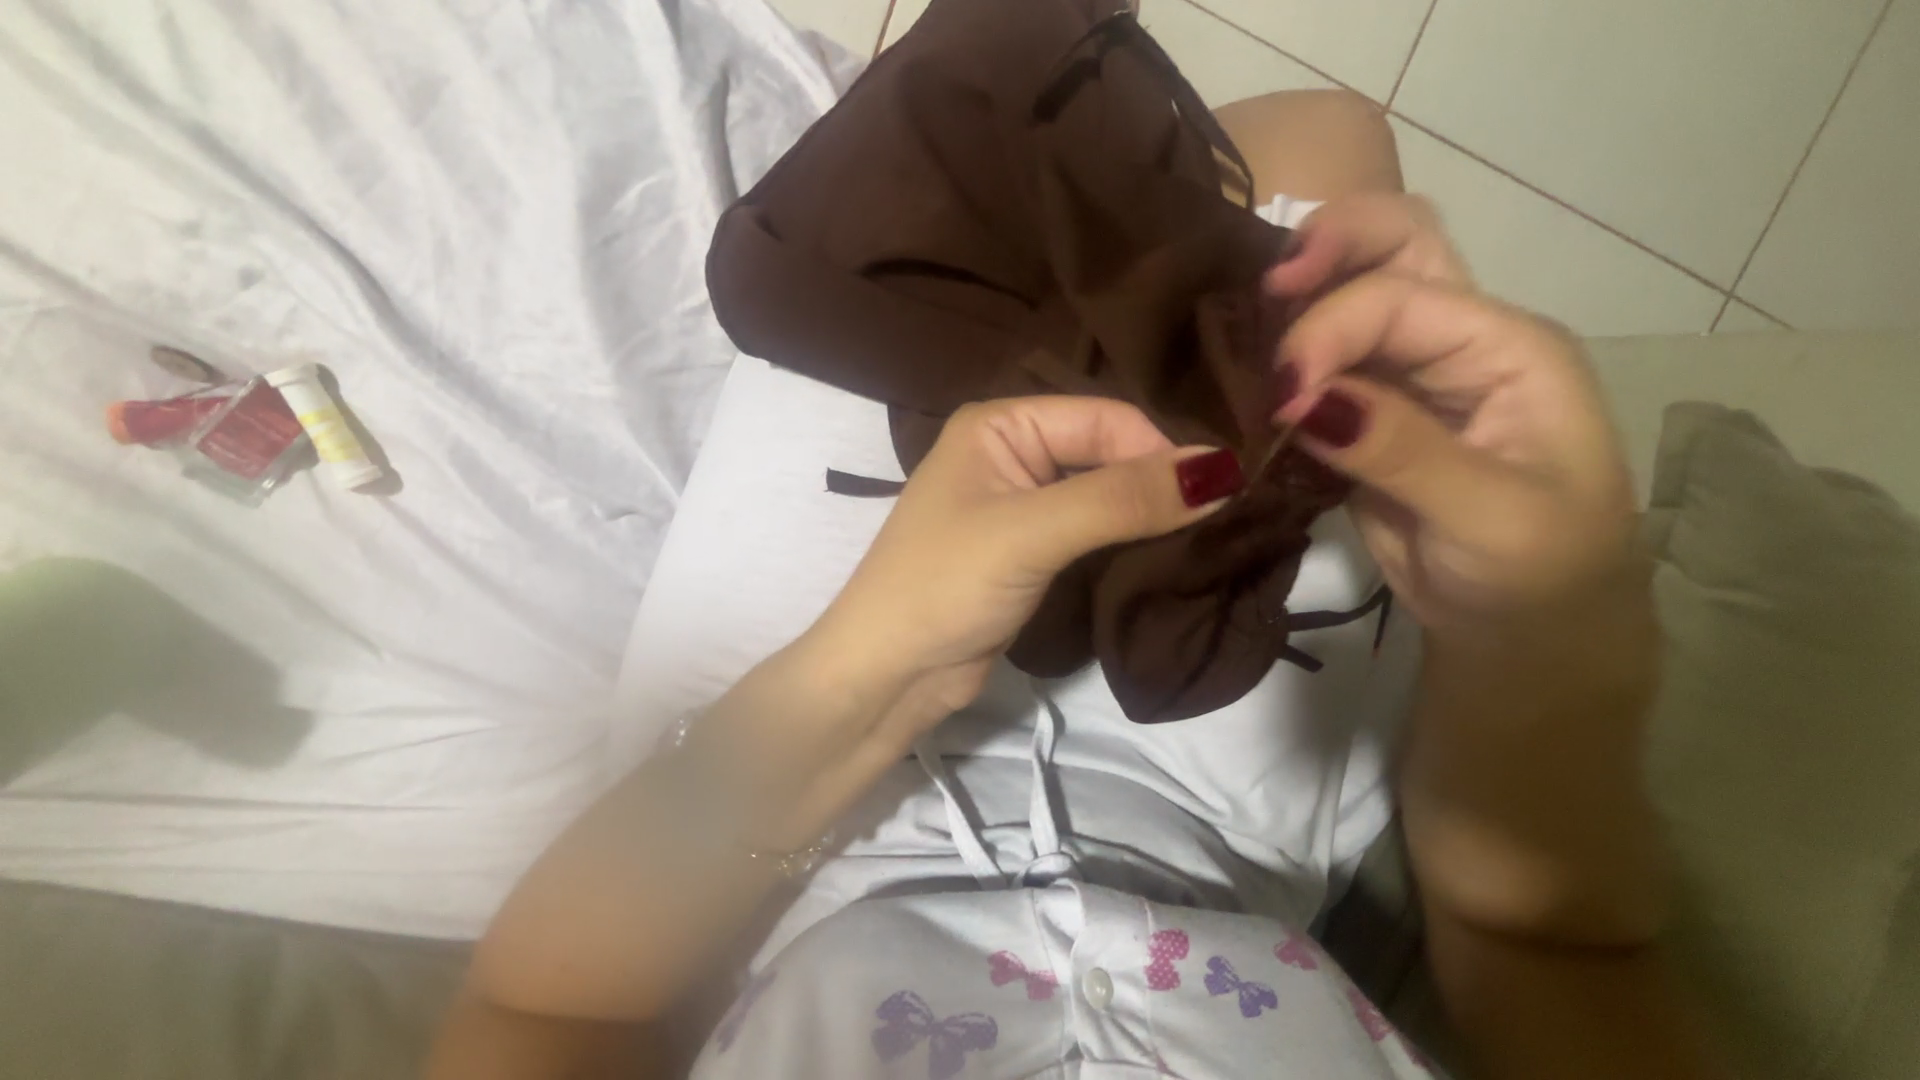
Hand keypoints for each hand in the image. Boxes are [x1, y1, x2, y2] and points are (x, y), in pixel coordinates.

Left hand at [809, 397, 1240, 745]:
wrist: (887, 674)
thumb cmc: (944, 586)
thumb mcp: (1031, 533)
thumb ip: (1122, 499)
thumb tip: (1224, 470)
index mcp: (999, 424)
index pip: (1104, 418)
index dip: (1162, 450)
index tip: (1224, 493)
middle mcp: (1010, 453)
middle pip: (1107, 452)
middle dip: (1160, 482)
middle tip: (1226, 517)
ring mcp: (1019, 506)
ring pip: (1103, 494)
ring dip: (1149, 513)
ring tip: (1210, 536)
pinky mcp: (1029, 553)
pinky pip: (1091, 532)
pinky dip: (1127, 540)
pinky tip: (1167, 556)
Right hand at [1266, 195, 1641, 642]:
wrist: (1521, 628)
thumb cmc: (1537, 571)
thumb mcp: (1490, 516)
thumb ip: (1400, 449)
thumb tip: (1300, 398)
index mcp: (1507, 348)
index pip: (1401, 298)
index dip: (1329, 330)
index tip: (1280, 397)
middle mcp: (1456, 342)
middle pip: (1396, 245)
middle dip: (1327, 246)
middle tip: (1262, 287)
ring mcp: (1407, 376)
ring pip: (1352, 292)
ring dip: (1297, 297)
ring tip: (1240, 323)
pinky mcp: (1364, 416)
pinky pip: (1320, 365)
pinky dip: (1281, 356)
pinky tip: (1242, 369)